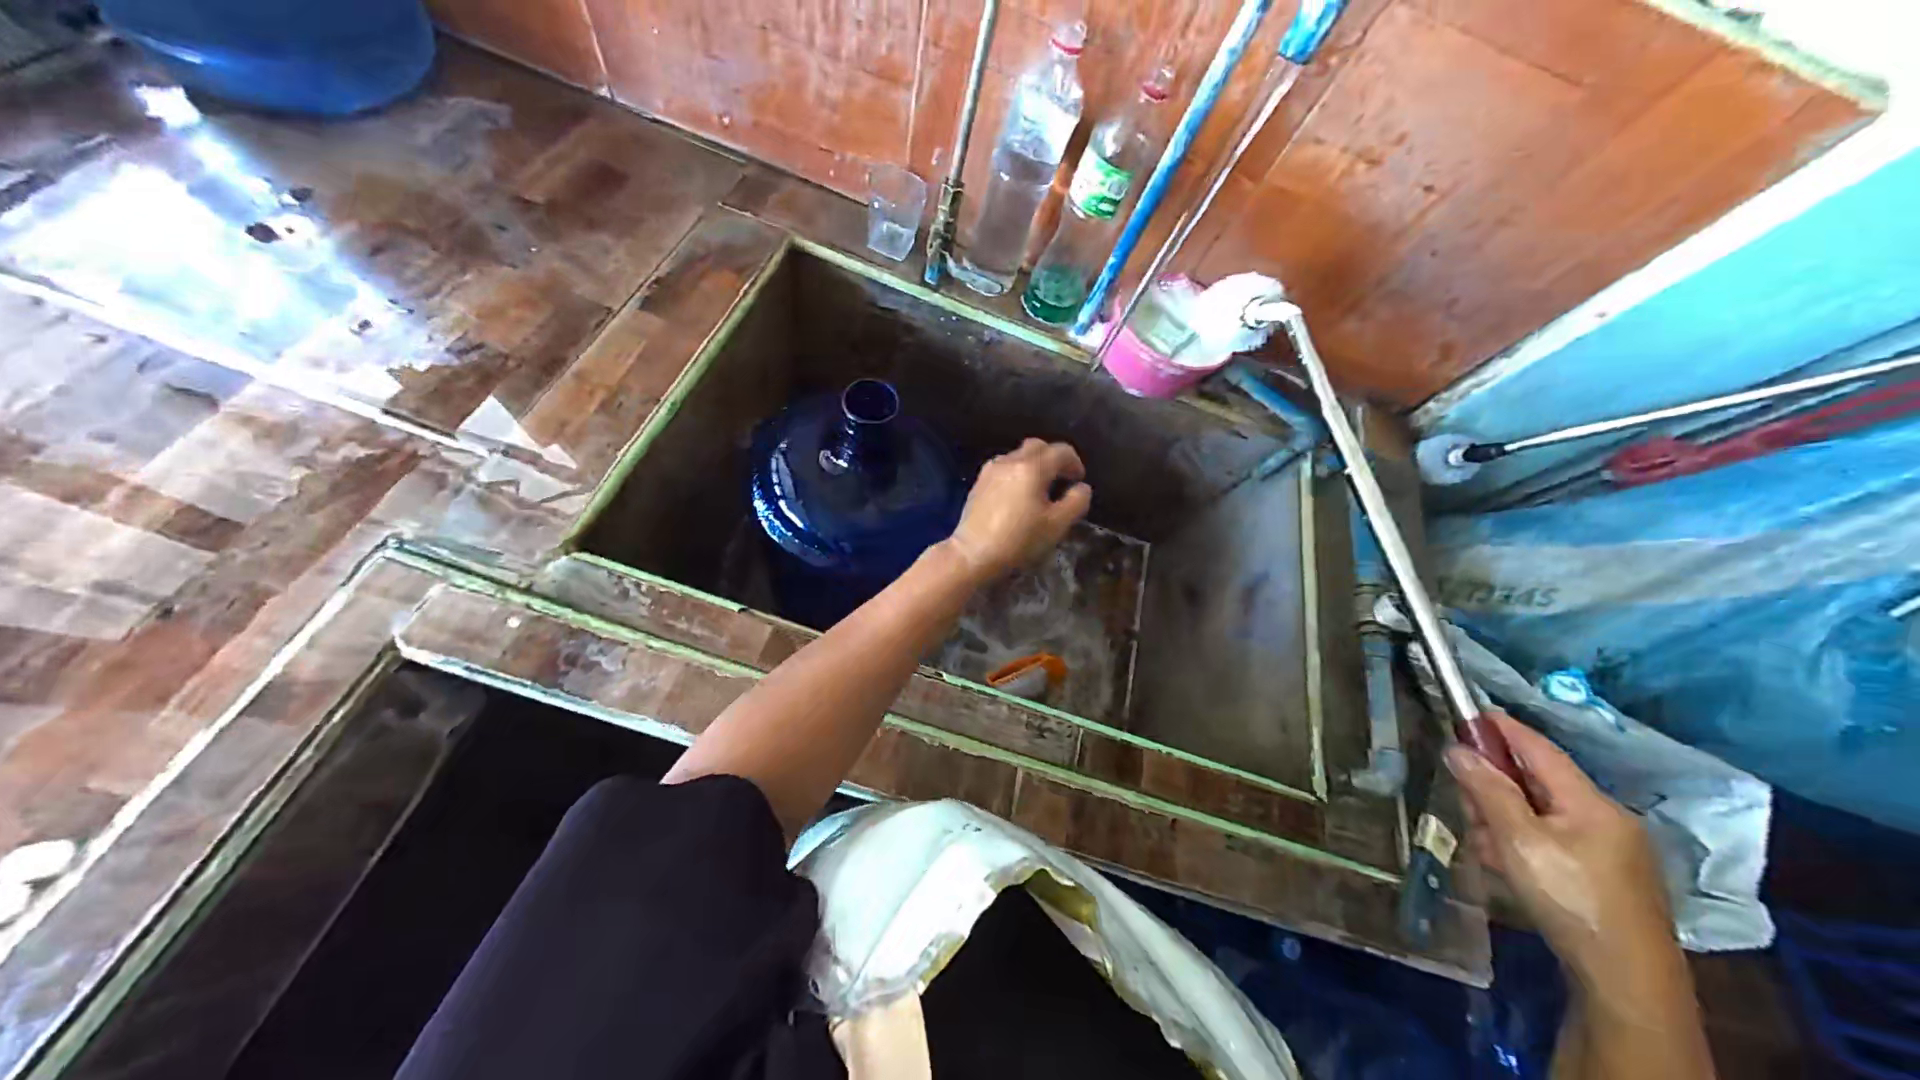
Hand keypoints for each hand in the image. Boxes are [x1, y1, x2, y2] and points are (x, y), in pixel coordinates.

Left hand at [945, 439, 1091, 582]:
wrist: (973, 554)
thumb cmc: (1019, 540)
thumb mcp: (1057, 525)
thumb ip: (1076, 502)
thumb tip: (1081, 487)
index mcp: (1032, 468)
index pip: (1060, 451)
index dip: (1075, 462)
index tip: (1078, 480)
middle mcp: (1010, 461)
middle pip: (1037, 446)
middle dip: (1053, 458)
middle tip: (1062, 479)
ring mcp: (991, 470)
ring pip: (1018, 456)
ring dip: (1034, 465)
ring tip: (1040, 489)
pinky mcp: (979, 483)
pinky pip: (1004, 468)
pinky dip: (1017, 473)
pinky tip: (1018, 495)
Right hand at [1447, 710, 1673, 987]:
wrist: (1626, 979)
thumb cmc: (1569, 898)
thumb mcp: (1518, 840)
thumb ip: (1487, 790)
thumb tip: (1458, 748)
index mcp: (1590, 802)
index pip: (1539, 749)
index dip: (1503, 728)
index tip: (1470, 711)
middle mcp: (1604, 817)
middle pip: (1535, 783)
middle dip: (1494, 788)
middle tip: (1466, 808)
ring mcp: (1609, 849)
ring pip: (1539, 814)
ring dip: (1503, 822)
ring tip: (1485, 850)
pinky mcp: (1605, 875)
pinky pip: (1552, 840)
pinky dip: (1522, 844)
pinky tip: (1506, 868)